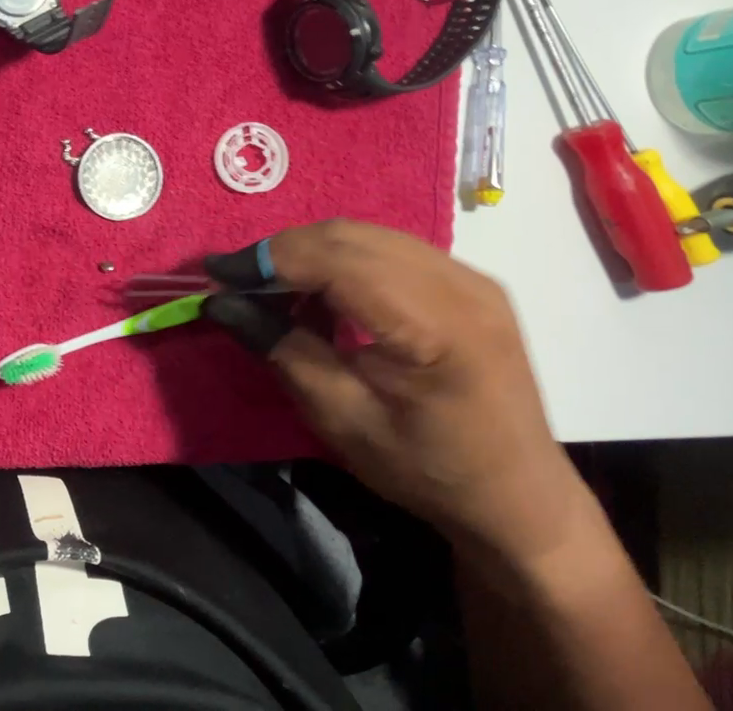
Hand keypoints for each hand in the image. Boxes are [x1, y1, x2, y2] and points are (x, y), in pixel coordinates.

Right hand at [214, 220, 588, 565]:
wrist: (517, 497)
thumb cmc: (427, 469)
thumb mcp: (342, 418)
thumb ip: (282, 349)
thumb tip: (220, 302)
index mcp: (438, 326)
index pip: (338, 262)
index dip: (269, 260)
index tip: (215, 274)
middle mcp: (462, 285)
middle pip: (349, 237)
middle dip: (281, 252)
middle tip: (234, 283)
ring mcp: (471, 277)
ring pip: (364, 235)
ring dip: (307, 253)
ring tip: (268, 288)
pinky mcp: (468, 282)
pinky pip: (386, 248)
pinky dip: (338, 259)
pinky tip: (317, 292)